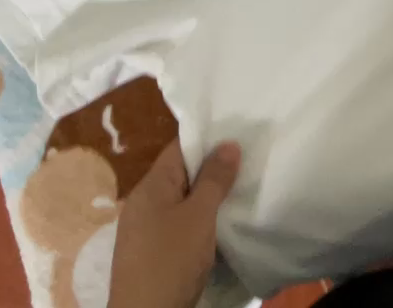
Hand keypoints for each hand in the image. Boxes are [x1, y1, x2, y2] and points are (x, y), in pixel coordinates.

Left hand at [108, 140, 241, 307]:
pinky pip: (180, 223)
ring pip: (183, 200)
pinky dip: (200, 220)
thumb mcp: (199, 216)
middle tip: (249, 159)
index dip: (208, 137)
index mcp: (150, 187)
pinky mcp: (153, 254)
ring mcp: (146, 231)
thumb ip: (214, 178)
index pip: (180, 147)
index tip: (240, 130)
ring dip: (209, 196)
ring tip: (241, 188)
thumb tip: (228, 143)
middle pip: (182, 173)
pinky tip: (221, 224)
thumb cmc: (170, 262)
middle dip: (213, 168)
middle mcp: (143, 203)